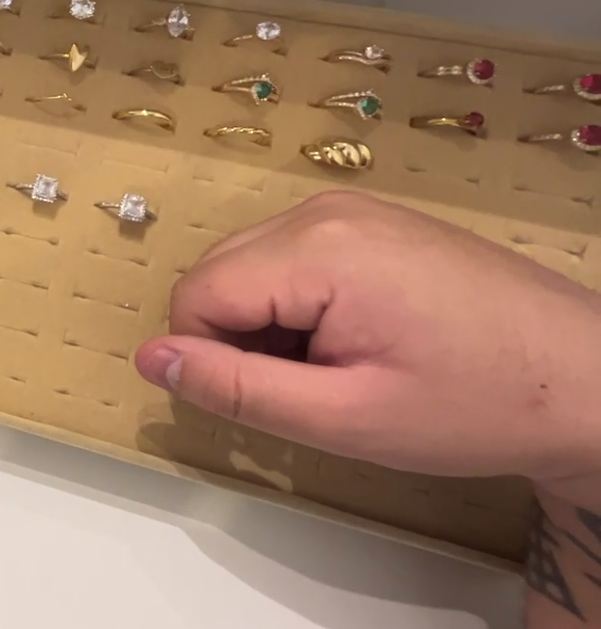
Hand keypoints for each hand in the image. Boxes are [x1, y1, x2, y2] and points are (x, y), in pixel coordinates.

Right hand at [134, 190, 600, 502]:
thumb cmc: (478, 408)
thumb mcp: (345, 419)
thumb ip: (234, 389)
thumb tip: (149, 359)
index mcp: (315, 249)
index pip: (196, 297)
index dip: (212, 357)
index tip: (278, 395)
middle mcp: (319, 213)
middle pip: (213, 276)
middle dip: (236, 336)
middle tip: (311, 382)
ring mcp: (343, 209)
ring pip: (239, 267)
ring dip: (260, 320)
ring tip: (334, 358)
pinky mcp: (361, 219)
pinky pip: (276, 256)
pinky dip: (287, 301)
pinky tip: (346, 331)